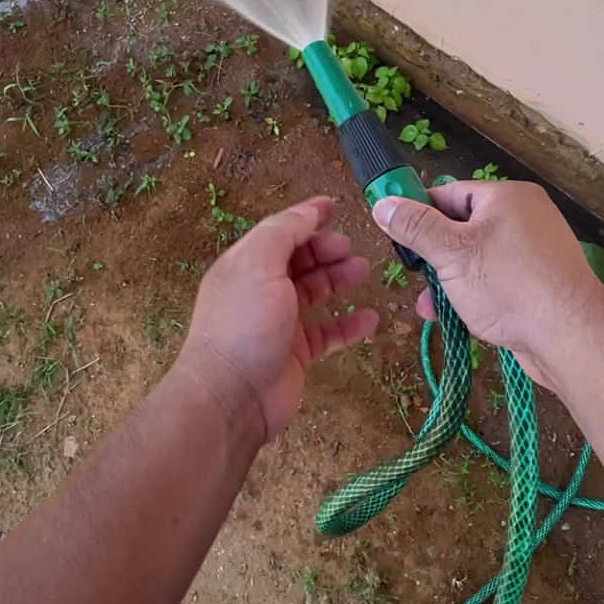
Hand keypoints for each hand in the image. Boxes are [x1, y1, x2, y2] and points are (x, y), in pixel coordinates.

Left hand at [175, 196, 379, 441]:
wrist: (232, 397)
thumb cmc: (244, 324)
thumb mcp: (259, 263)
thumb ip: (284, 232)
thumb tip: (309, 212)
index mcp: (246, 264)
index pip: (280, 231)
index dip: (306, 217)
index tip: (335, 206)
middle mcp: (261, 289)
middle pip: (299, 260)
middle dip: (326, 250)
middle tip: (351, 247)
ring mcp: (279, 323)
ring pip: (315, 293)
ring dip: (339, 280)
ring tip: (364, 272)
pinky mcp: (297, 354)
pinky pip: (328, 333)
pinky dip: (349, 324)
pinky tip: (371, 319)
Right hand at [372, 181, 603, 386]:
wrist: (571, 337)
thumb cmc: (507, 285)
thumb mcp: (451, 253)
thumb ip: (415, 227)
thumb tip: (383, 204)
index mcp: (506, 197)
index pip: (449, 194)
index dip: (419, 214)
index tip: (396, 238)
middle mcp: (524, 217)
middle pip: (461, 227)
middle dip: (433, 256)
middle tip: (413, 278)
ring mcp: (534, 251)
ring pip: (476, 258)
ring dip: (448, 281)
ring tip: (428, 308)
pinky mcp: (539, 283)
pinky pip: (496, 279)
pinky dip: (473, 293)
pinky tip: (456, 317)